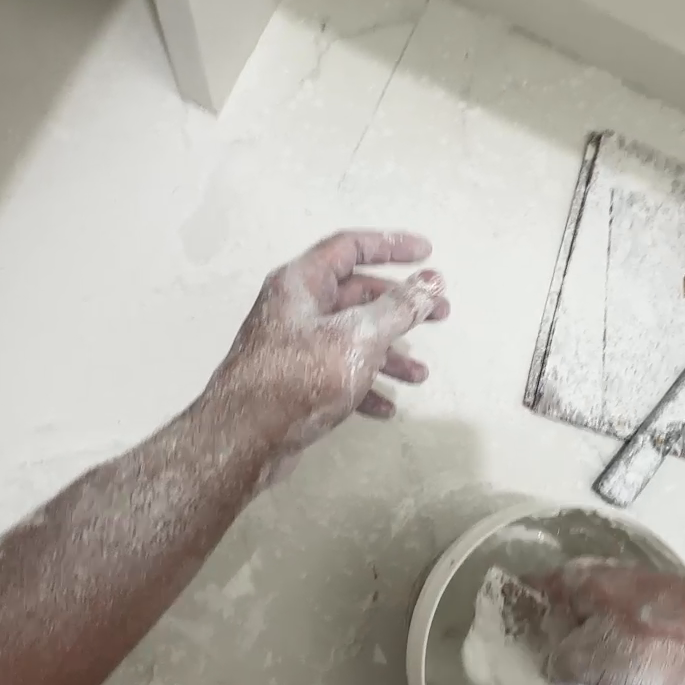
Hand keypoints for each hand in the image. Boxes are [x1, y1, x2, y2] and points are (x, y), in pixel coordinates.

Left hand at [211, 230, 448, 452]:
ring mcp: (293, 346)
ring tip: (420, 375)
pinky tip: (387, 408)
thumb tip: (432, 282)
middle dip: (401, 308)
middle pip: (356, 295)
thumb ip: (399, 307)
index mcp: (302, 282)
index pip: (350, 247)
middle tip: (440, 314)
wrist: (244, 438)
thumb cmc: (301, 376)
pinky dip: (365, 385)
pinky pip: (338, 374)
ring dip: (389, 354)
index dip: (392, 245)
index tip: (427, 253)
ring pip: (351, 339)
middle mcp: (296, 308)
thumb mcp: (360, 337)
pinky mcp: (294, 382)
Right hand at [532, 559, 684, 684]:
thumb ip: (560, 661)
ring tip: (584, 664)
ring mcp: (646, 587)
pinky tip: (627, 663)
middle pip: (570, 595)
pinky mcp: (673, 608)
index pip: (537, 583)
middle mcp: (611, 574)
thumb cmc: (650, 649)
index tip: (506, 621)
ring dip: (591, 630)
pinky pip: (632, 622)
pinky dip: (622, 638)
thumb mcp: (589, 663)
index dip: (518, 600)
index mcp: (583, 578)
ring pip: (604, 608)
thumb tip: (553, 662)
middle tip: (544, 652)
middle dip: (557, 619)